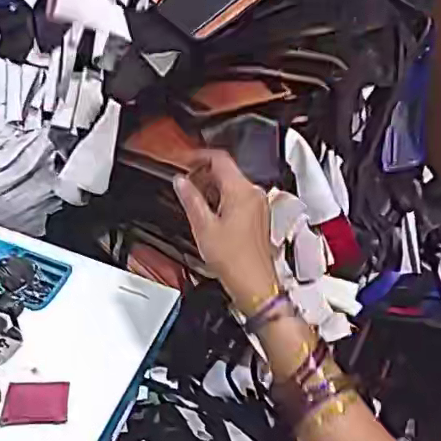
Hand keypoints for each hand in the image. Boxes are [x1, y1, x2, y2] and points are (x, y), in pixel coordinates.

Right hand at [172, 150, 278, 308]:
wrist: (254, 284)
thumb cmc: (234, 260)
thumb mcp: (203, 227)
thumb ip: (190, 199)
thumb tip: (181, 182)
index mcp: (242, 191)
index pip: (220, 159)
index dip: (199, 156)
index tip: (185, 161)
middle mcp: (254, 195)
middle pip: (226, 171)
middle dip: (203, 174)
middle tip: (185, 183)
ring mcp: (259, 206)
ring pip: (232, 185)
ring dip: (212, 188)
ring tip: (194, 200)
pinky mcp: (258, 218)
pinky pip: (239, 199)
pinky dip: (222, 200)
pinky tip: (209, 214)